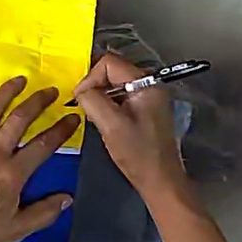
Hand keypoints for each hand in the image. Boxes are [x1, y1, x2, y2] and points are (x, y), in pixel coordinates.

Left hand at [0, 76, 79, 241]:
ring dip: (8, 91)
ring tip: (21, 80)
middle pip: (21, 118)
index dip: (61, 129)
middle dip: (39, 101)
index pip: (44, 144)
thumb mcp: (17, 229)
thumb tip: (67, 198)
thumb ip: (45, 212)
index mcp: (13, 172)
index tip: (72, 117)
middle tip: (51, 91)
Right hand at [73, 53, 192, 205]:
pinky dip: (108, 103)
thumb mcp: (111, 125)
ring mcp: (148, 96)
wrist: (160, 179)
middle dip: (95, 85)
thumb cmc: (137, 153)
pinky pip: (121, 95)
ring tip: (94, 115)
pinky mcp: (145, 109)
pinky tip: (104, 120)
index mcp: (146, 83)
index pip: (110, 62)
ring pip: (115, 83)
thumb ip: (93, 100)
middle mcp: (150, 84)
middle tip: (85, 107)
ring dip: (100, 95)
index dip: (90, 77)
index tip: (81, 98)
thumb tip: (82, 90)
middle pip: (113, 70)